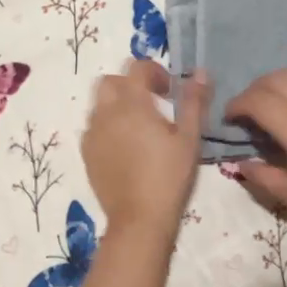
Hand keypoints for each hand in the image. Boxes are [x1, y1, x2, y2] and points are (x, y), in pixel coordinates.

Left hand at [80, 61, 207, 234]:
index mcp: (133, 104)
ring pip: (99, 103)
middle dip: (130, 83)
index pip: (136, 67)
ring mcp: (92, 134)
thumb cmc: (169, 176)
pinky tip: (126, 145)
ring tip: (140, 124)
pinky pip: (93, 126)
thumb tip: (199, 72)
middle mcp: (106, 113)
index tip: (171, 90)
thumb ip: (194, 101)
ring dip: (117, 103)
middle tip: (153, 101)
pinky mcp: (87, 153)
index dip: (155, 71)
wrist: (139, 218)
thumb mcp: (189, 137)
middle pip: (110, 80)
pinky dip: (108, 124)